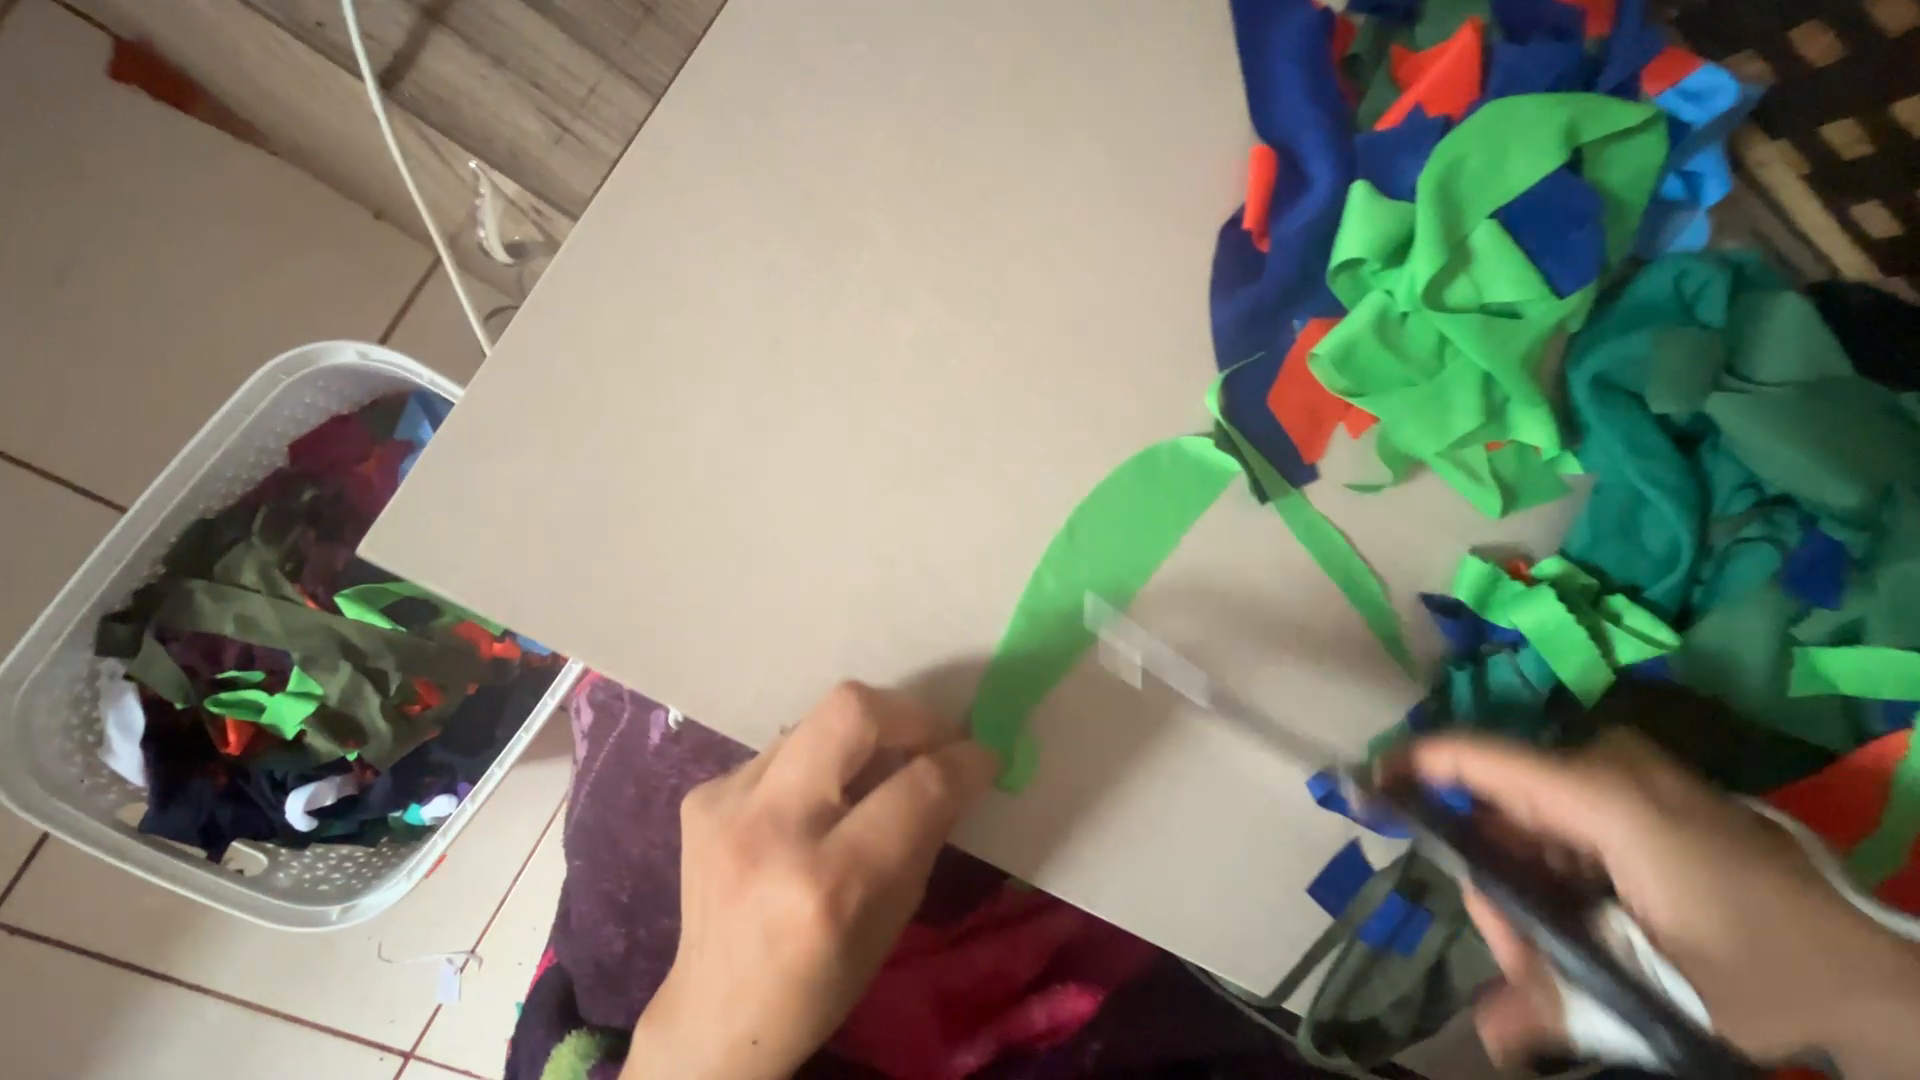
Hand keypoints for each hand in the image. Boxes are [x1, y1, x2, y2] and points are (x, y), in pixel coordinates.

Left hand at [624, 682, 998, 1079]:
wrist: (716, 1014)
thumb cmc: (823, 979)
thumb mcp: (896, 916)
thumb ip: (927, 829)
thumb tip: (958, 762)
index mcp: (831, 884)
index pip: (918, 786)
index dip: (964, 760)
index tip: (982, 755)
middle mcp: (771, 830)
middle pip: (851, 710)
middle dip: (909, 713)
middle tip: (931, 738)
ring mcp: (724, 805)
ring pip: (814, 721)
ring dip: (859, 741)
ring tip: (869, 779)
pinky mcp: (700, 795)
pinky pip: (779, 752)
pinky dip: (814, 766)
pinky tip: (811, 807)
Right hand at [1409, 730, 1919, 1076]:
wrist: (1878, 968)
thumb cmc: (1764, 968)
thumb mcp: (1657, 996)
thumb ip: (1558, 1004)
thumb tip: (1486, 1036)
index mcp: (1600, 796)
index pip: (1475, 759)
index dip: (1410, 768)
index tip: (1364, 792)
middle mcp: (1607, 766)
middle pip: (1498, 804)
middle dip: (1490, 874)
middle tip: (1514, 946)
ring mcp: (1629, 773)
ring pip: (1528, 813)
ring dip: (1523, 877)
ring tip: (1558, 947)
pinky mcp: (1644, 789)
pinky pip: (1562, 813)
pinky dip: (1555, 864)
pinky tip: (1587, 915)